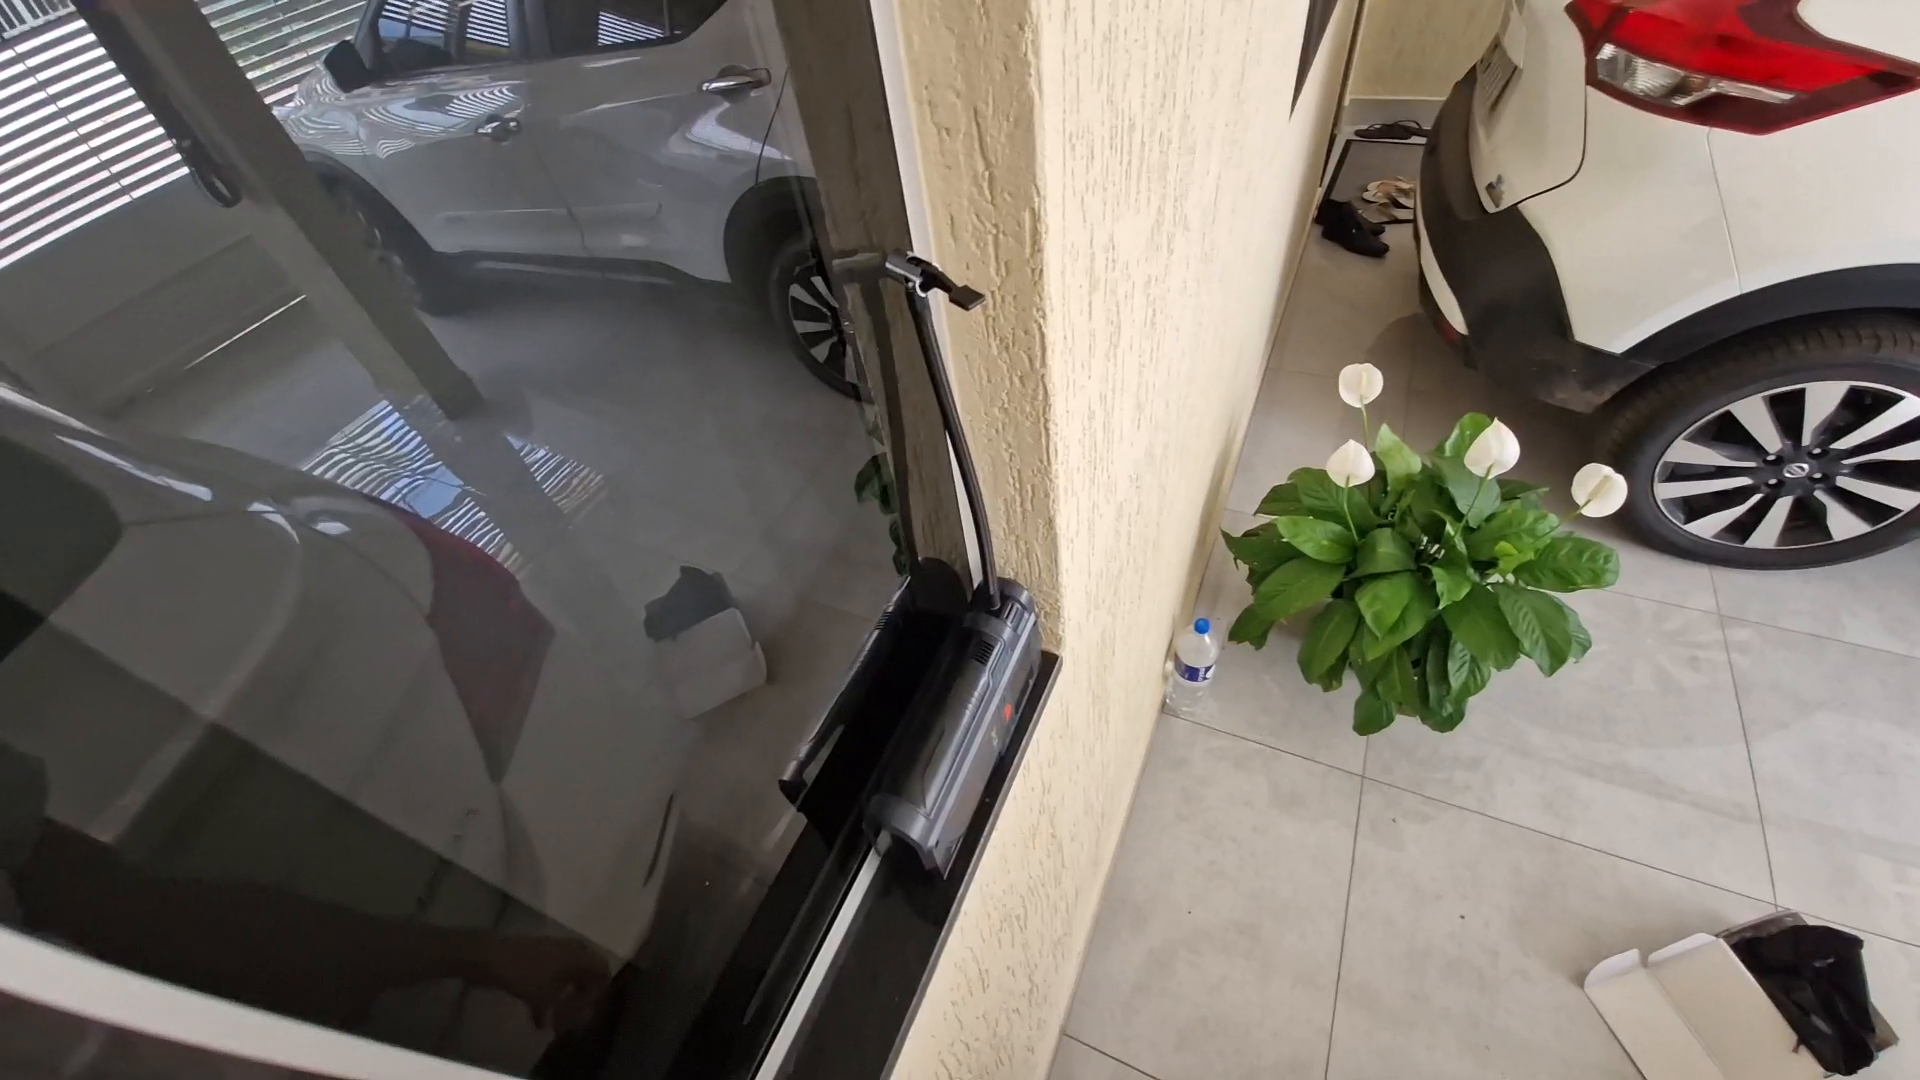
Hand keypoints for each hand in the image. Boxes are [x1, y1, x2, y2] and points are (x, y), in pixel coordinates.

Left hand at [480, 936, 612, 1030]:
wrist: (495, 959)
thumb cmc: (528, 975)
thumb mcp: (548, 997)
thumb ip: (566, 1009)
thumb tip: (578, 1020)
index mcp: (581, 955)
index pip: (603, 970)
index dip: (599, 991)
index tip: (590, 1010)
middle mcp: (574, 950)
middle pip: (587, 973)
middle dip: (581, 996)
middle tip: (574, 1016)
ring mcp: (556, 952)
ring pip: (569, 976)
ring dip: (564, 998)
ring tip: (556, 1021)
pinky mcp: (541, 957)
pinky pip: (554, 976)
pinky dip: (550, 994)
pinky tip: (539, 1018)